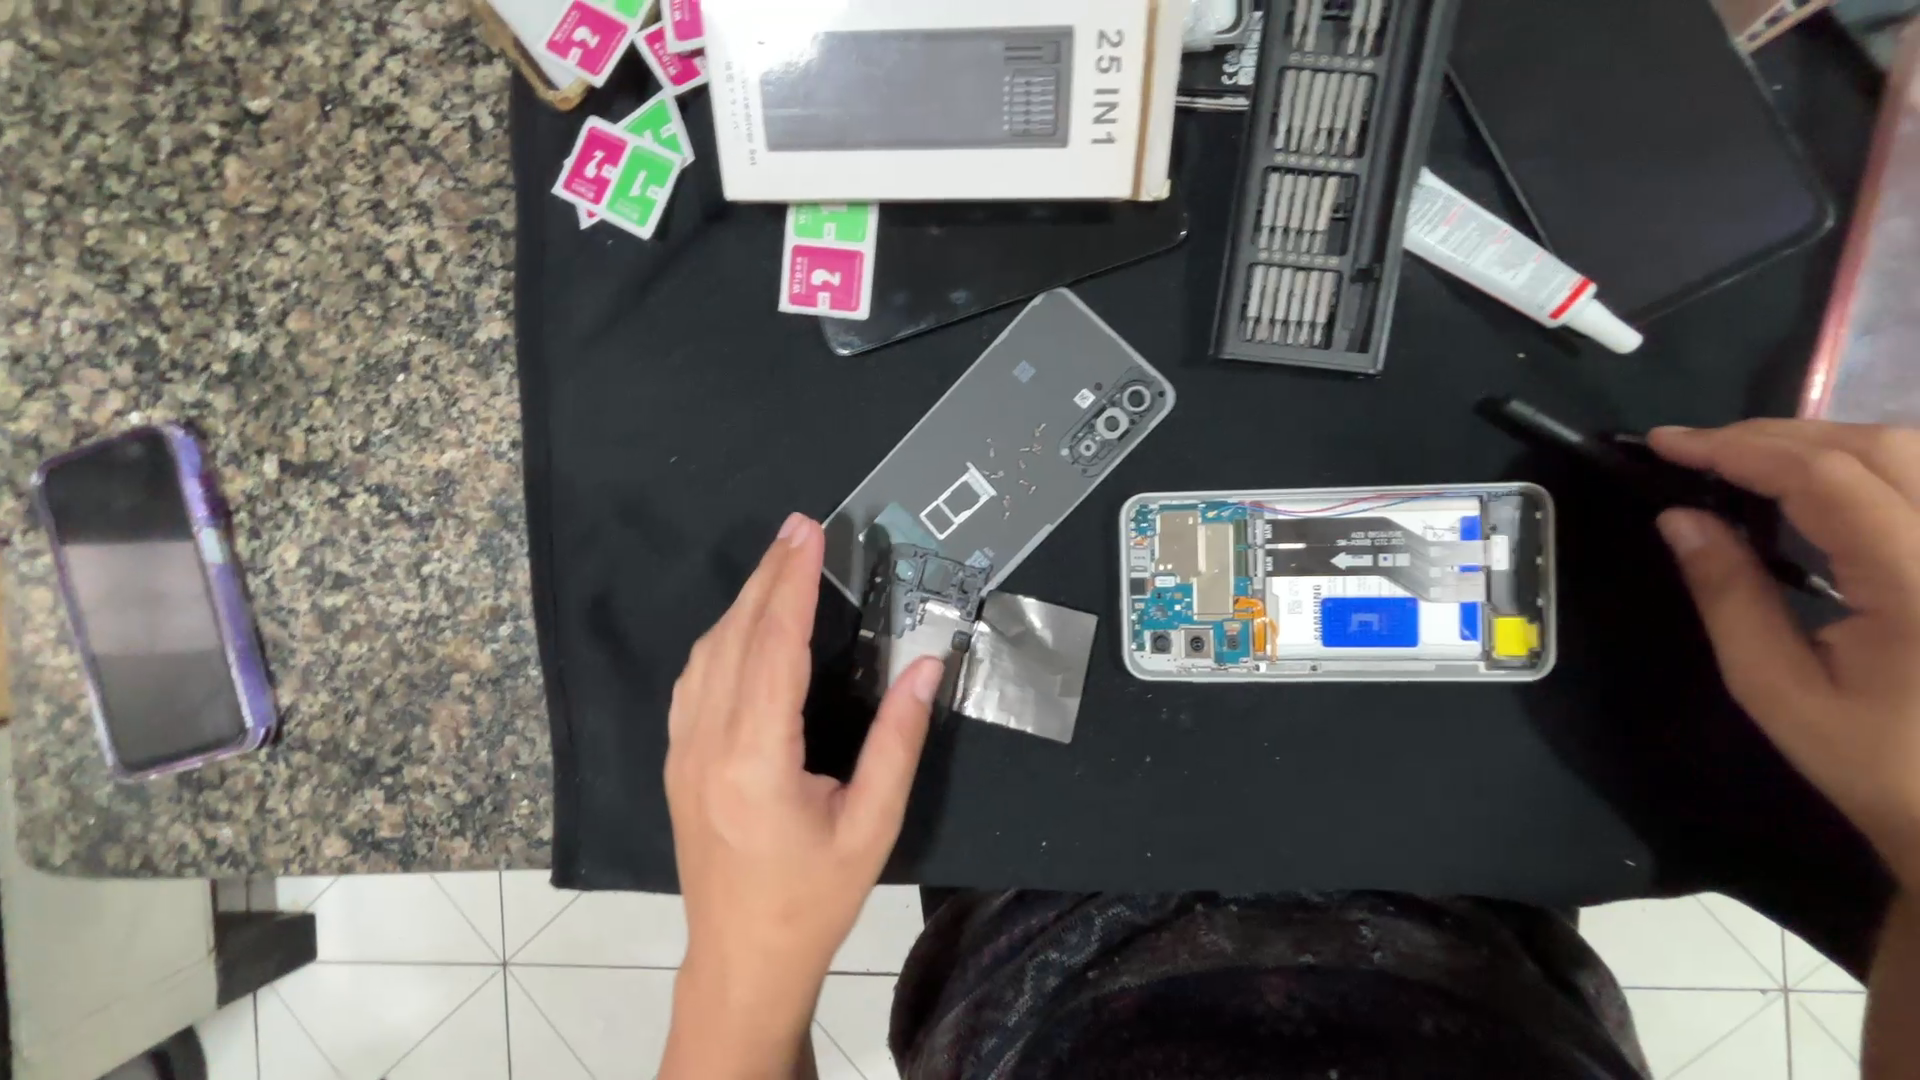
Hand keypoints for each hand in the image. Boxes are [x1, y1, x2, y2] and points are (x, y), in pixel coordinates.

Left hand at [660, 512, 941, 1076]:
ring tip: (781, 562)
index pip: (775, 647)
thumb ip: (898, 741)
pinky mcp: (678, 759)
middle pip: (735, 636)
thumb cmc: (813, 896)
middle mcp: (708, 742)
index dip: (793, 583)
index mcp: (756, 758)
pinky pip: (695, 679)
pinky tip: (744, 623)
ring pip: (708, 652)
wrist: (742, 956)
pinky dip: (723, 636)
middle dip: (769, 574)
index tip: (810, 534)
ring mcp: (683, 749)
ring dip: (744, 600)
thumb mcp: (872, 825)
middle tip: (799, 526)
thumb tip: (926, 664)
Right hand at [1651, 421, 1919, 884]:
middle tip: (1699, 447)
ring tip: (1748, 458)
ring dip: (1825, 442)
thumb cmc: (1876, 761)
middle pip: (1885, 446)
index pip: (1826, 479)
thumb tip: (1677, 518)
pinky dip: (1870, 465)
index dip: (1739, 449)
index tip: (1665, 444)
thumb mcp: (1775, 686)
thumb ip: (1727, 594)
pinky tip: (1820, 483)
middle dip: (1779, 433)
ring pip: (1919, 453)